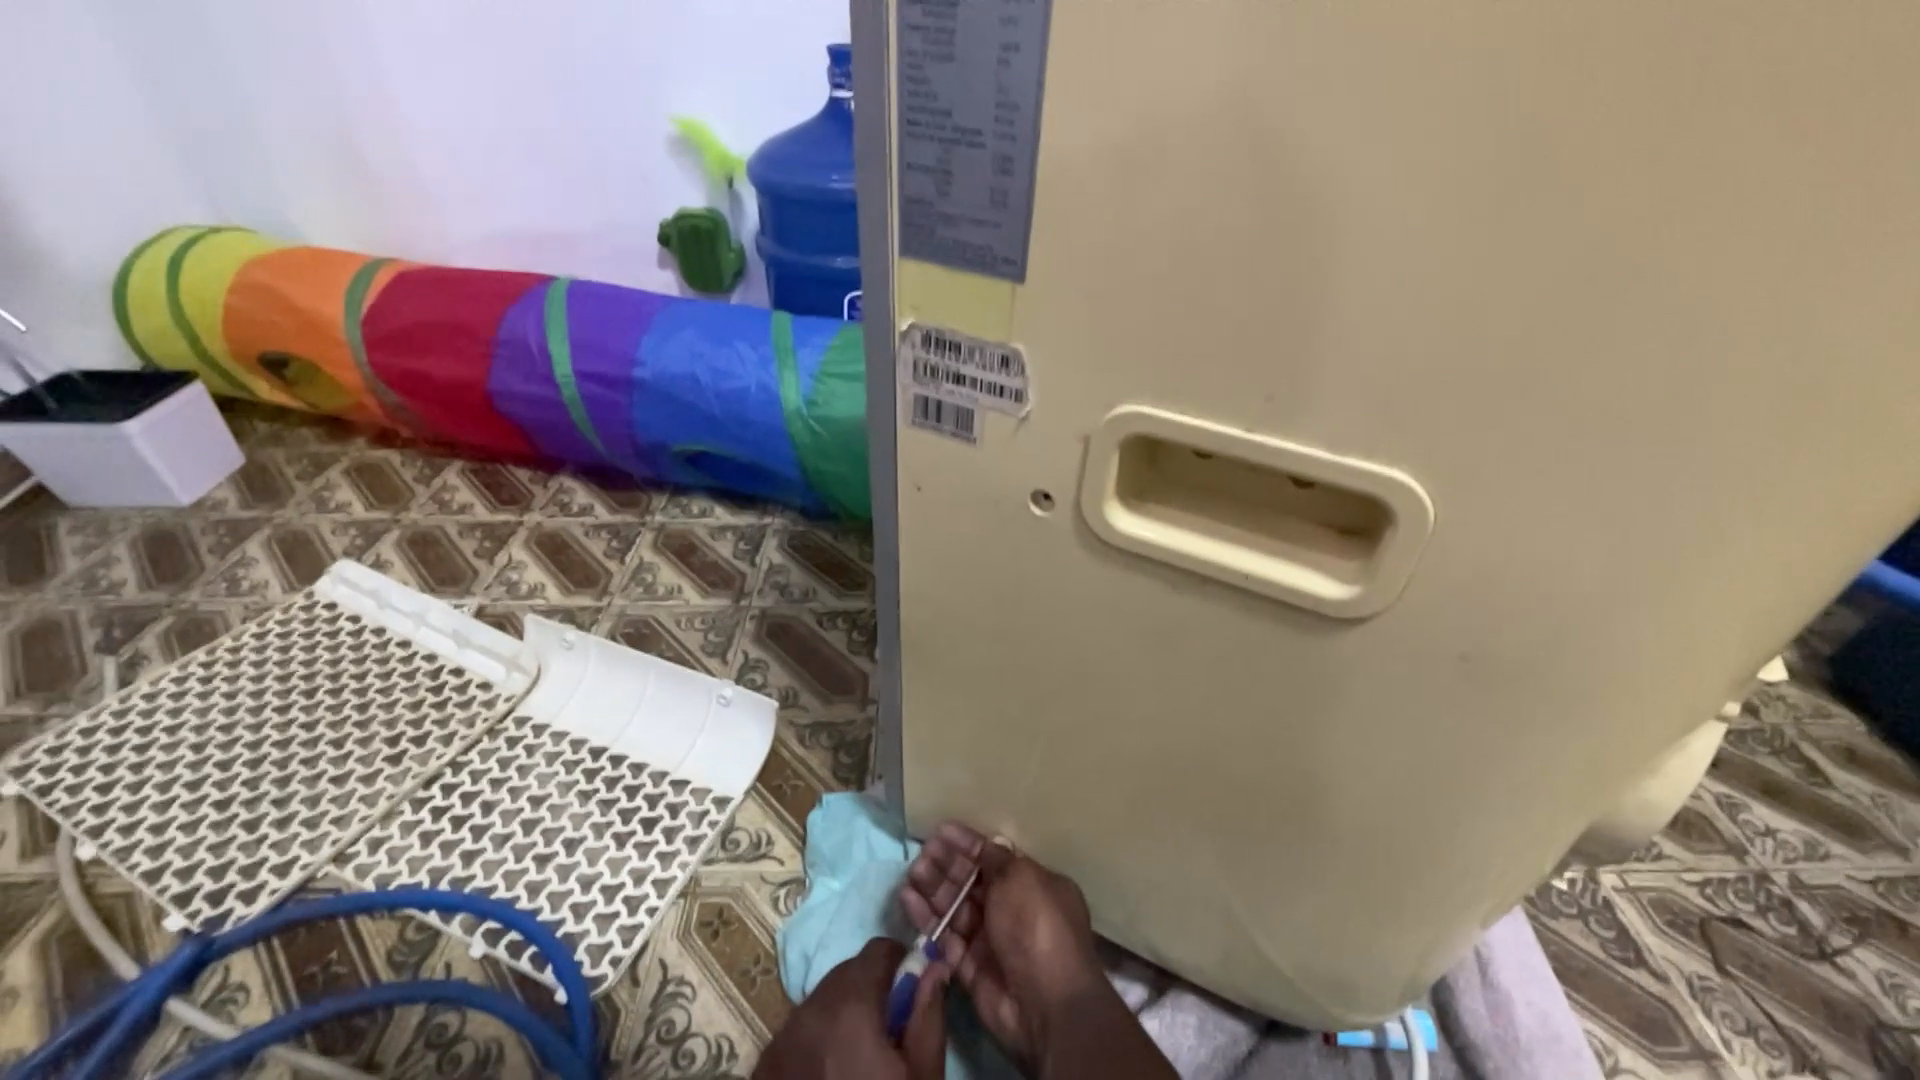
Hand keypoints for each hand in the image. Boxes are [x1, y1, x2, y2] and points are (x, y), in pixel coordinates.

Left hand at [753, 938, 947, 1079]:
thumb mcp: (922, 1078)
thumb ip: (928, 1015)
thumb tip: (934, 967)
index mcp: (850, 1008)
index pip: (877, 951)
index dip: (901, 964)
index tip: (912, 994)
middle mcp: (808, 1011)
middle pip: (846, 973)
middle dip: (873, 989)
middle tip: (892, 1033)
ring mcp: (780, 1039)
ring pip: (820, 1000)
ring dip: (845, 1013)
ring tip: (861, 1059)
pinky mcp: (763, 1066)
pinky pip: (797, 1030)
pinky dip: (818, 1038)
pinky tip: (831, 1076)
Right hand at [900, 823, 1104, 1065]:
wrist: (1046, 1002)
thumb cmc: (1036, 926)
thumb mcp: (1021, 878)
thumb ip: (997, 860)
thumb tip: (987, 844)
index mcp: (1032, 886)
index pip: (994, 858)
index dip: (967, 843)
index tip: (940, 831)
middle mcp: (1012, 911)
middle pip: (972, 882)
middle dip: (947, 865)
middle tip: (921, 853)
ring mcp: (990, 941)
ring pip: (955, 909)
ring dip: (933, 889)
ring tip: (912, 874)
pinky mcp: (970, 968)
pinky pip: (945, 938)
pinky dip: (927, 918)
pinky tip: (908, 899)